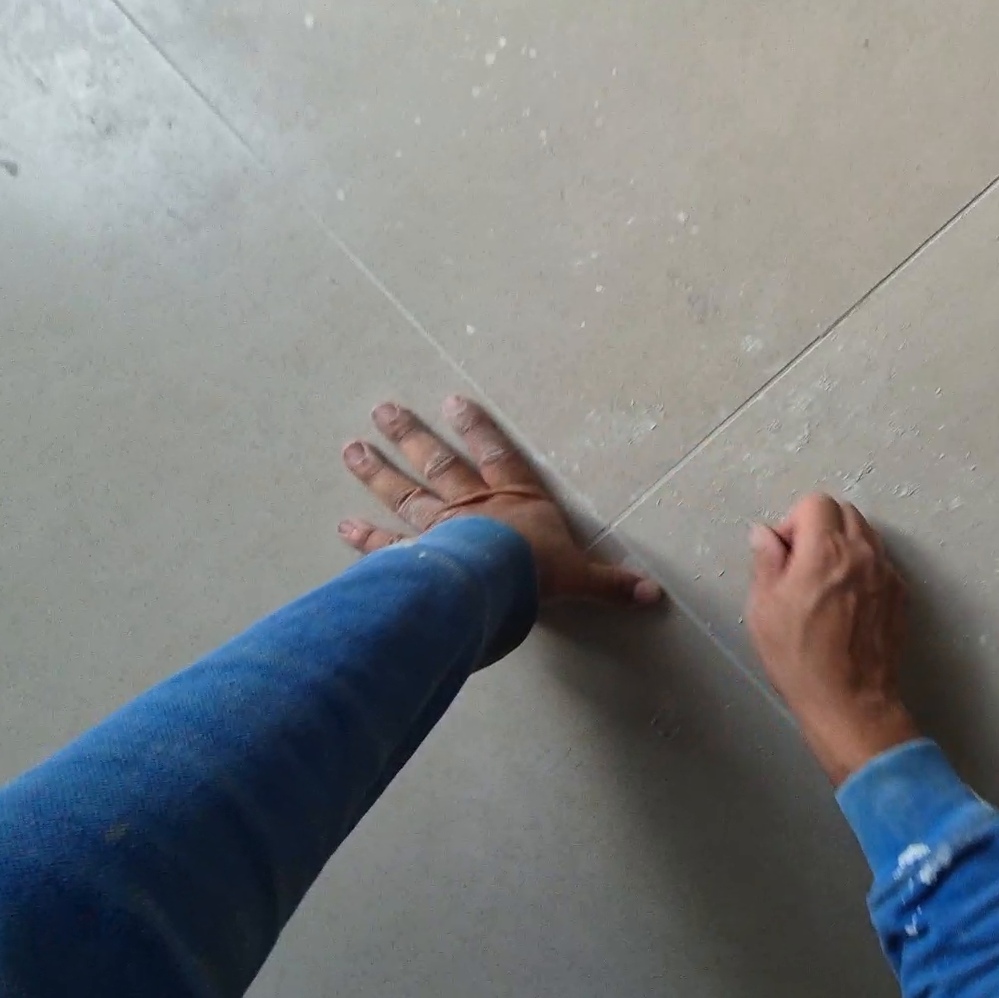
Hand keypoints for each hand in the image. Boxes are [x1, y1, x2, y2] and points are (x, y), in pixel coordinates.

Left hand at [339, 395, 661, 607]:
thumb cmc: (539, 571)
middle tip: (382, 410)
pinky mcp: (417, 559)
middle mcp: (473, 507)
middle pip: (439, 465)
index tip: (453, 402)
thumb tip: (655, 595)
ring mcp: (440, 530)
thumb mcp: (583, 576)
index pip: (496, 456)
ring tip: (351, 447)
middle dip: (411, 437)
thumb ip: (612, 584)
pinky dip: (365, 539)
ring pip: (406, 495)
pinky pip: (388, 546)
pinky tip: (342, 526)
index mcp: (516, 501)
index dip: (477, 430)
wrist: (496, 587)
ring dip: (378, 472)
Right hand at [746, 493, 918, 784]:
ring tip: (826, 582)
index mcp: (826, 550)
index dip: (795, 521)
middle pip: (845, 512)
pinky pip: (881, 562)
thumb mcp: (764, 608)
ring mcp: (887, 573)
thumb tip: (765, 533)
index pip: (816, 503)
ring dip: (844, 544)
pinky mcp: (901, 594)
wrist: (851, 701)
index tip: (786, 552)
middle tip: (803, 563)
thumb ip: (767, 561)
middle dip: (821, 526)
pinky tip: (848, 601)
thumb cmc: (800, 659)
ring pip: (866, 534)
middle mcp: (862, 553)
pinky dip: (864, 568)